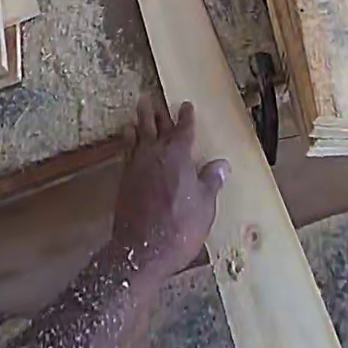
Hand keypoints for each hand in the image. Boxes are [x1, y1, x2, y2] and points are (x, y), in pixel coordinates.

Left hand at [109, 99, 227, 286]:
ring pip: (138, 133)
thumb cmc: (179, 228)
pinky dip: (128, 138)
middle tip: (151, 96)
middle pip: (155, 125)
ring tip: (138, 108)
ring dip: (140, 119)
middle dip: (155, 110)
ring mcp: (137, 164)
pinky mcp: (125, 177)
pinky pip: (127, 149)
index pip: (184, 129)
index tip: (186, 105)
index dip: (186, 116)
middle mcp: (156, 153)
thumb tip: (221, 164)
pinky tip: (128, 136)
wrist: (141, 251)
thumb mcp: (205, 206)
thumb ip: (211, 181)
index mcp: (178, 155)